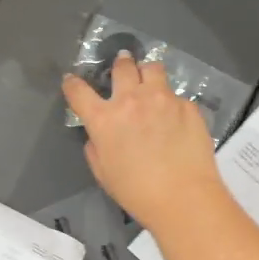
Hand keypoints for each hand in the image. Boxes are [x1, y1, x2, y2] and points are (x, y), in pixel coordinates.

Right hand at [64, 52, 225, 234]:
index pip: (79, 92)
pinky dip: (170, 102)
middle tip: (122, 65)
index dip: (72, 84)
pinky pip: (175, 95)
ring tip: (149, 81)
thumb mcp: (102, 172)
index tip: (71, 80)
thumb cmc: (135, 191)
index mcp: (104, 119)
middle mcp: (131, 100)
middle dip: (120, 64)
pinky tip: (174, 119)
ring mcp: (162, 99)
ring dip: (147, 72)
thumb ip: (96, 146)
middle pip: (122, 67)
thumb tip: (99, 135)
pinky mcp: (187, 105)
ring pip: (152, 69)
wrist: (182, 196)